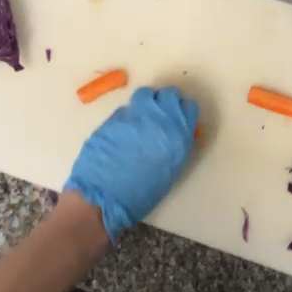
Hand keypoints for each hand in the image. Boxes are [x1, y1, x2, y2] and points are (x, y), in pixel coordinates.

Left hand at [64, 86, 199, 239]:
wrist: (102, 197)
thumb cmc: (140, 194)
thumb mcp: (169, 171)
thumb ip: (175, 147)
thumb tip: (174, 136)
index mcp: (177, 134)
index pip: (189, 108)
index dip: (184, 112)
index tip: (180, 118)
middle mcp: (158, 118)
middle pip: (169, 95)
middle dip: (167, 101)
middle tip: (162, 112)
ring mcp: (133, 115)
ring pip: (146, 95)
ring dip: (147, 102)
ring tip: (143, 115)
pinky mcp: (113, 117)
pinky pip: (127, 108)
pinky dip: (129, 114)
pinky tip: (125, 129)